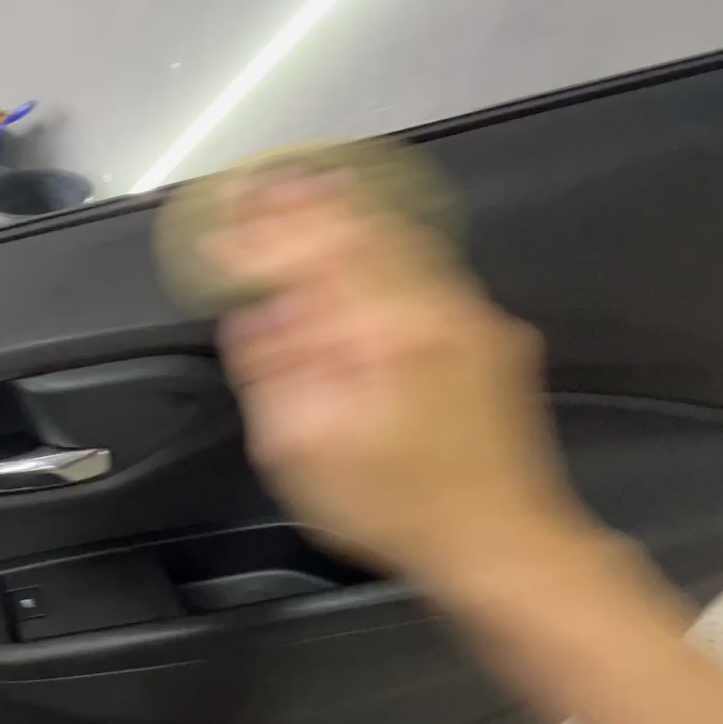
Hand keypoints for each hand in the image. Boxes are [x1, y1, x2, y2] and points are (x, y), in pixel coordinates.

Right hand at [207, 171, 590, 582]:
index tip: (222, 229)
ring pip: (401, 245)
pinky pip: (425, 268)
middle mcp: (435, 315)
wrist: (500, 541)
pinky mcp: (485, 339)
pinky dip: (383, 241)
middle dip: (305, 208)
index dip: (261, 240)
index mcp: (384, 339)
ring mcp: (469, 323)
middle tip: (263, 182)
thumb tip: (252, 315)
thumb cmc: (393, 507)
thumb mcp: (303, 450)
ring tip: (307, 187)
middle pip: (361, 237)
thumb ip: (274, 372)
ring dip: (347, 213)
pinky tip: (365, 235)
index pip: (312, 263)